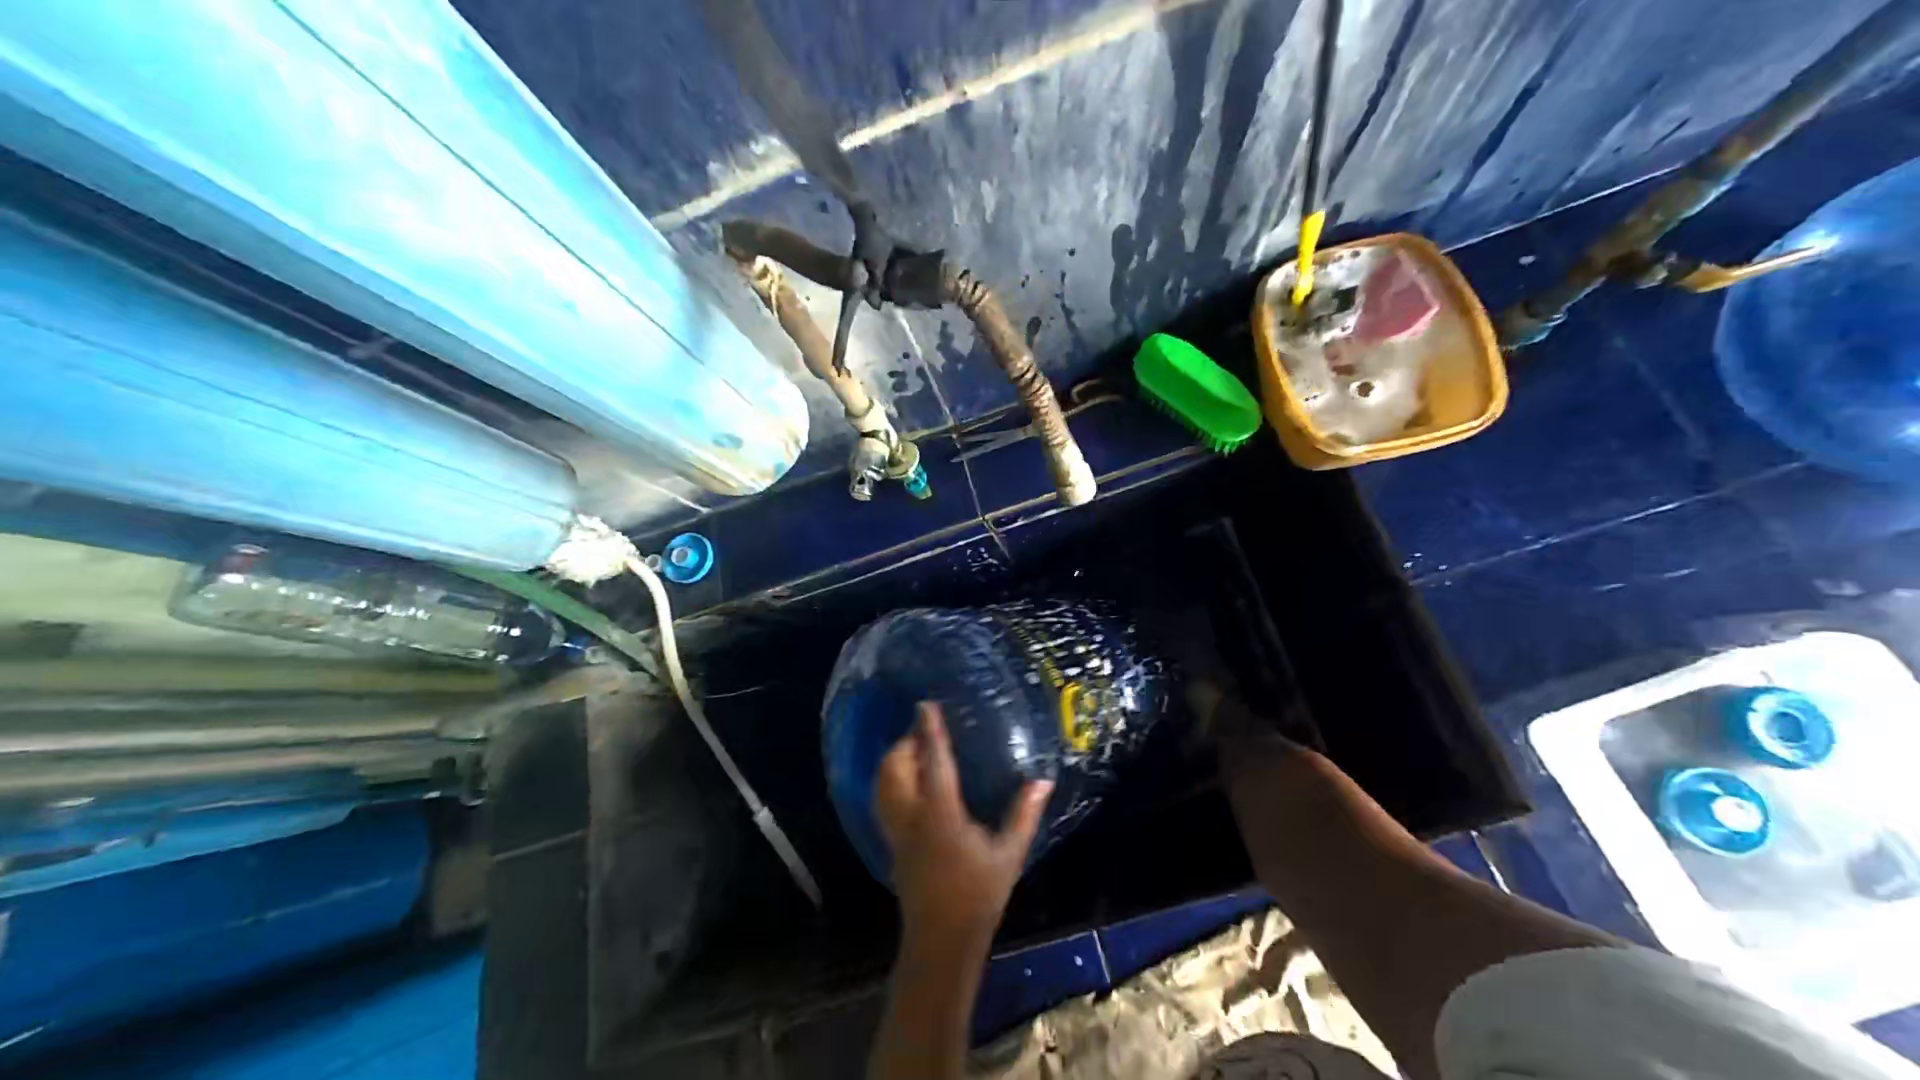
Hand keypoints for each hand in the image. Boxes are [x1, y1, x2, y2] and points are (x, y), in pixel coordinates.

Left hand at [874, 702, 1053, 940]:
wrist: (941, 940)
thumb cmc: (978, 896)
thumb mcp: (1009, 855)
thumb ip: (1024, 814)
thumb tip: (1043, 780)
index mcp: (941, 814)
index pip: (933, 762)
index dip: (929, 731)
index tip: (925, 705)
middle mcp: (912, 816)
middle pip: (896, 766)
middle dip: (906, 741)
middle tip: (925, 727)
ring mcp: (896, 830)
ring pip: (882, 782)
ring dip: (895, 758)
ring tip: (915, 747)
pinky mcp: (890, 842)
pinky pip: (882, 798)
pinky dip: (889, 778)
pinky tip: (906, 779)